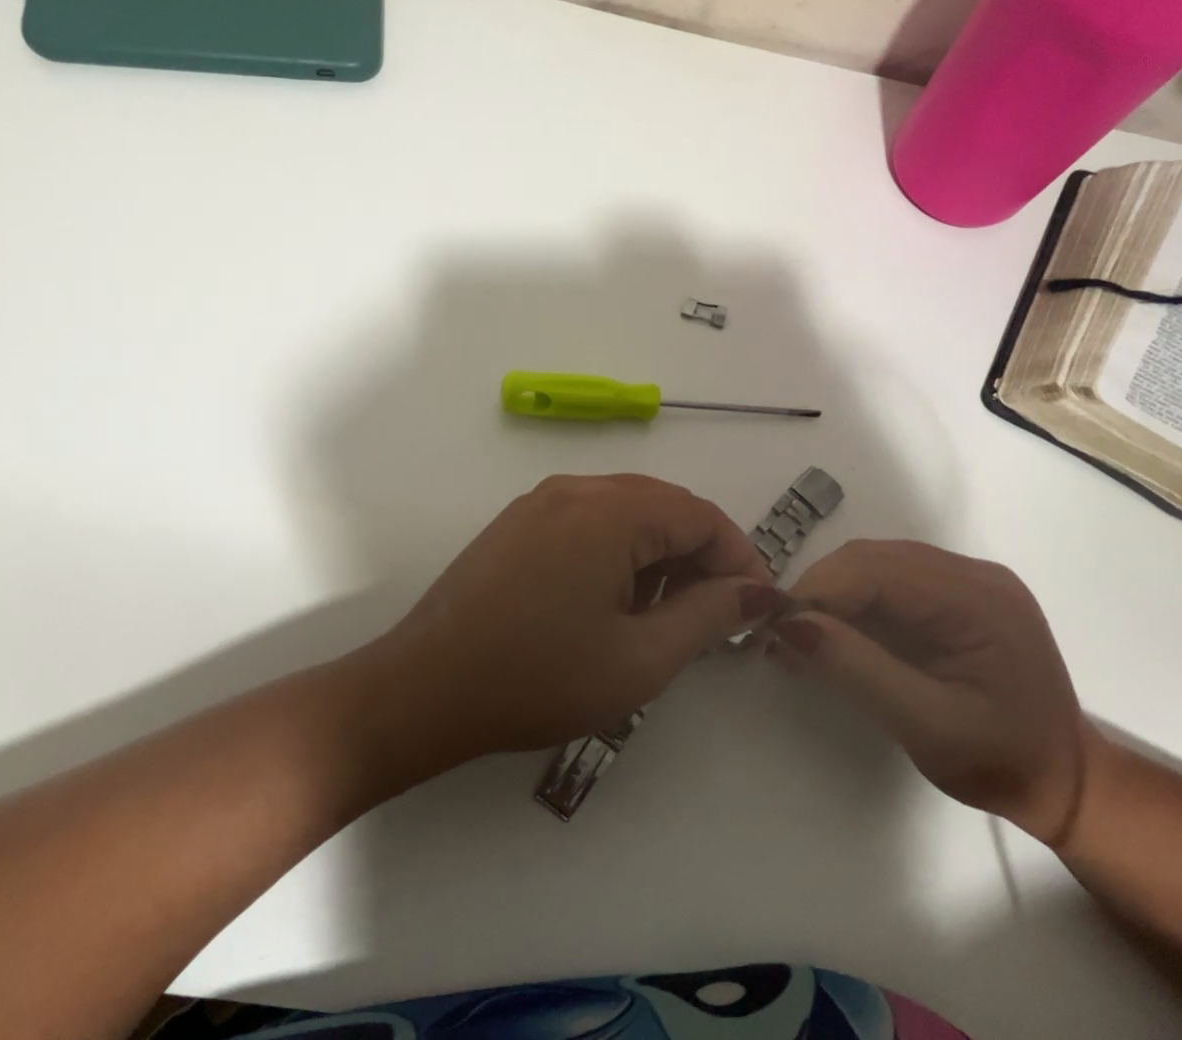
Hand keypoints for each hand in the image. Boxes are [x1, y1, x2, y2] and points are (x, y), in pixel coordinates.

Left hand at [368, 475, 777, 763]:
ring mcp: (535, 506)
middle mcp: (571, 491)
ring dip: (657, 555)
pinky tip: (611, 605)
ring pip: (622, 514)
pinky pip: (584, 524)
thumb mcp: (641, 658)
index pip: (699, 515)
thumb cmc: (539, 678)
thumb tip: (756, 591)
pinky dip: (616, 555)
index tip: (755, 607)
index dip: (739, 558)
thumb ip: (708, 615)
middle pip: (662, 506)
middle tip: (716, 615)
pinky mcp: (512, 528)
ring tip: (665, 616)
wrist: (425, 689)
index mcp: (608, 512)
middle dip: (699, 556)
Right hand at [770, 540, 1091, 845]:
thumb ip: (858, 670)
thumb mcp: (926, 725)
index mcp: (979, 601)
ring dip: (830, 598)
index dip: (818, 592)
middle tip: (779, 639)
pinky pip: (888, 585)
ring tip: (798, 642)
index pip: (877, 571)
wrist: (1062, 782)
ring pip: (874, 567)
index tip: (771, 629)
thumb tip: (789, 626)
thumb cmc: (1000, 762)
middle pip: (872, 559)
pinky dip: (851, 606)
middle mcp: (975, 576)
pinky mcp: (955, 601)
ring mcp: (967, 585)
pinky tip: (831, 639)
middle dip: (819, 592)